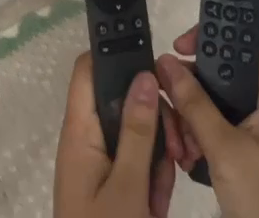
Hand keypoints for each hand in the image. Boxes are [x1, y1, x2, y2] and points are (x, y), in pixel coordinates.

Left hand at [55, 53, 179, 217]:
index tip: (155, 63)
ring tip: (161, 193)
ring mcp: (98, 160)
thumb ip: (138, 131)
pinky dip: (151, 178)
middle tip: (178, 148)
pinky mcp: (109, 180)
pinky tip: (157, 203)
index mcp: (80, 131)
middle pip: (123, 103)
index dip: (116, 55)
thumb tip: (145, 74)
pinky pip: (135, 162)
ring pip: (136, 134)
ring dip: (157, 157)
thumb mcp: (128, 184)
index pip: (89, 70)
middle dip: (155, 121)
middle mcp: (87, 139)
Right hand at [156, 27, 258, 217]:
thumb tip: (165, 61)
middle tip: (169, 114)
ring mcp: (253, 130)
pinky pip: (211, 130)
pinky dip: (194, 141)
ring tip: (179, 149)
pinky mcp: (241, 151)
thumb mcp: (225, 148)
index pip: (239, 47)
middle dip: (189, 96)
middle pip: (217, 78)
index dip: (209, 41)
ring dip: (187, 123)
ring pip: (209, 106)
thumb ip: (194, 103)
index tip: (176, 48)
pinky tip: (185, 160)